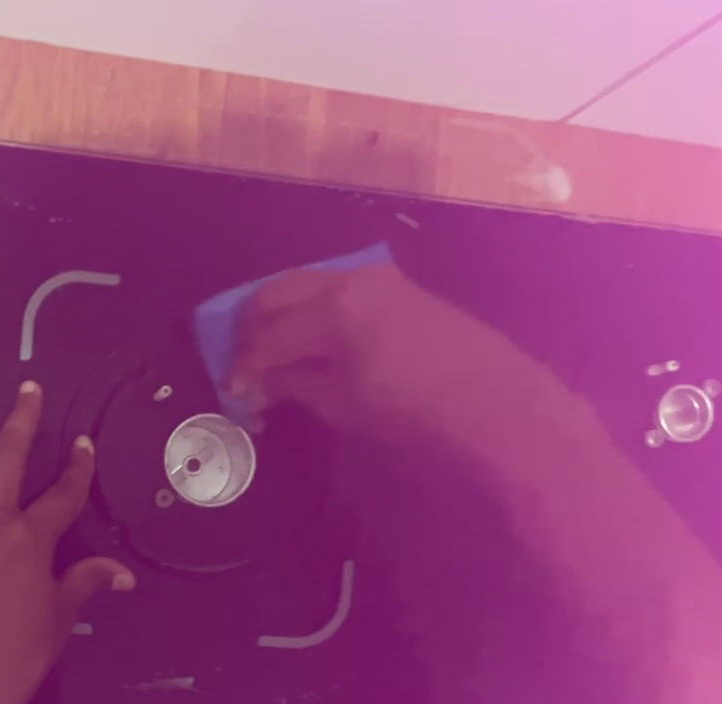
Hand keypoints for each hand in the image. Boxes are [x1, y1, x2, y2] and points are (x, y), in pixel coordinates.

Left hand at [0, 381, 133, 703]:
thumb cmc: (18, 654)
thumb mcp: (61, 617)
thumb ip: (86, 583)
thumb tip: (122, 574)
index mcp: (30, 540)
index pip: (62, 494)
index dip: (77, 468)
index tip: (83, 444)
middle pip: (5, 461)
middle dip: (20, 423)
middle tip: (26, 391)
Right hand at [230, 260, 537, 443]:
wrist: (489, 399)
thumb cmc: (408, 408)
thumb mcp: (338, 403)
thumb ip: (290, 384)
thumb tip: (255, 385)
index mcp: (330, 311)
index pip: (266, 337)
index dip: (242, 367)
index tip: (232, 392)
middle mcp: (345, 281)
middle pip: (273, 295)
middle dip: (249, 331)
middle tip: (243, 366)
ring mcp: (371, 277)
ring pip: (300, 285)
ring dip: (275, 315)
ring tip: (270, 352)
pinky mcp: (391, 284)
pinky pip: (329, 287)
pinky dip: (305, 309)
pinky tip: (306, 339)